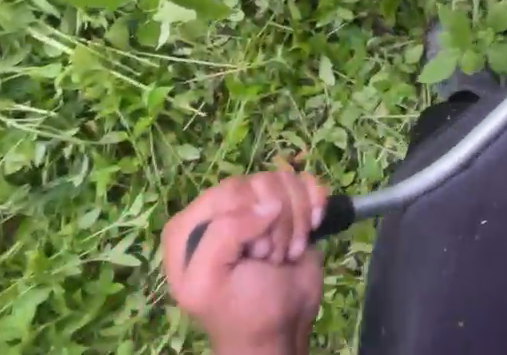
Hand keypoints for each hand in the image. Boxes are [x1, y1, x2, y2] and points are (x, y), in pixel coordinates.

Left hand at [161, 170, 328, 354]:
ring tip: (288, 251)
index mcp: (191, 227)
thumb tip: (270, 206)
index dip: (247, 217)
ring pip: (285, 180)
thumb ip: (223, 234)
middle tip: (272, 254)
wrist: (284, 326)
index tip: (253, 252)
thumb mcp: (210, 281)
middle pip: (259, 182)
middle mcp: (223, 209)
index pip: (226, 192)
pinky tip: (313, 227)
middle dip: (276, 220)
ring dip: (297, 218)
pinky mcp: (291, 205)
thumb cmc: (242, 310)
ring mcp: (258, 205)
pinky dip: (316, 203)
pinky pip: (307, 181)